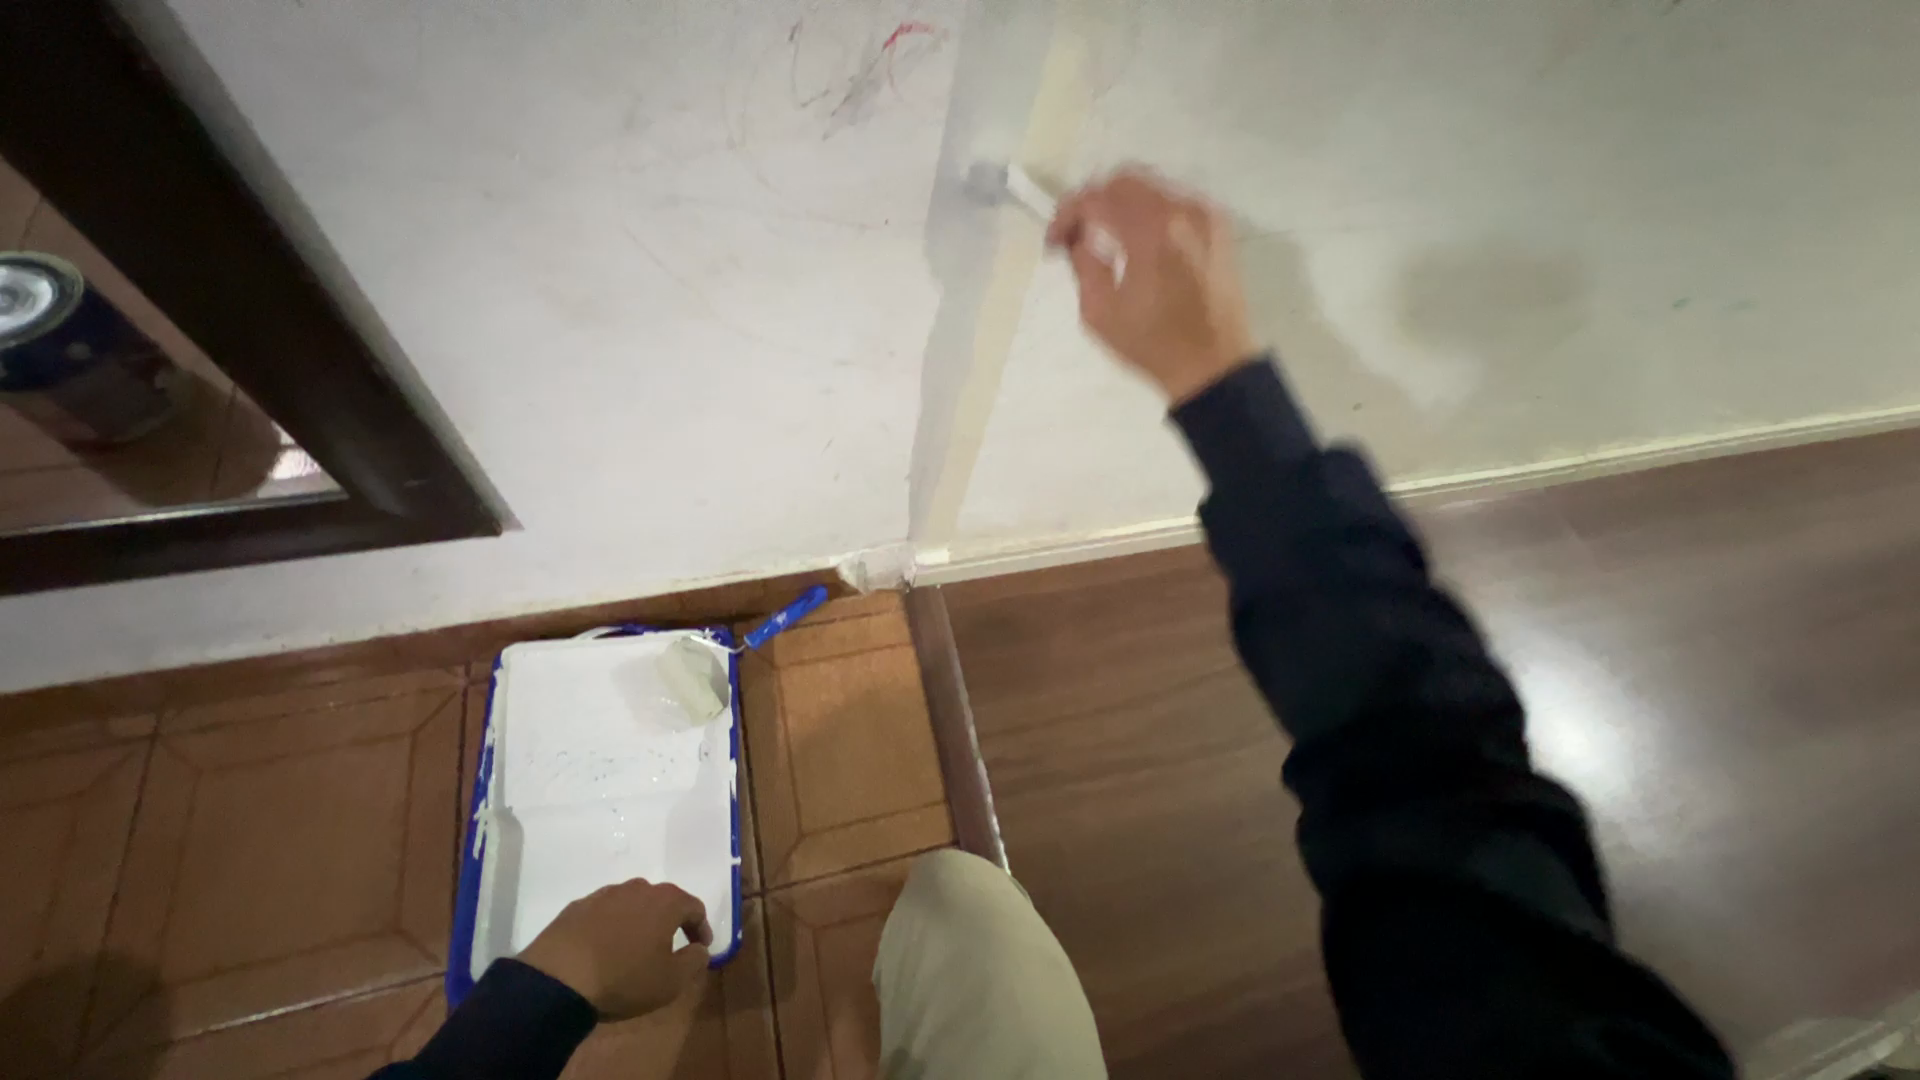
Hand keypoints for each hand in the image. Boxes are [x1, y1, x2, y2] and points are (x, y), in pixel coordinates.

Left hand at [517, 878, 713, 1019]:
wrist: (557, 980)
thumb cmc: (623, 979)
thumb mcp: (671, 981)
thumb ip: (695, 961)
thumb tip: (699, 949)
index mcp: (666, 901)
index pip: (694, 908)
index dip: (701, 928)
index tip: (700, 948)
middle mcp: (638, 888)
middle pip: (662, 902)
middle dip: (668, 923)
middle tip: (667, 948)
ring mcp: (605, 895)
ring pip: (631, 905)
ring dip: (637, 923)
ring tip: (631, 950)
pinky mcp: (577, 907)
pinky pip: (603, 915)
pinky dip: (609, 928)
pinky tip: (602, 950)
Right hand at [1047, 168, 1256, 404]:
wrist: (1213, 363)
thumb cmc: (1152, 345)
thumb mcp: (1100, 314)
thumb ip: (1083, 265)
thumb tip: (1078, 238)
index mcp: (1150, 234)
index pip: (1097, 198)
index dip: (1067, 213)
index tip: (1055, 240)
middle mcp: (1181, 211)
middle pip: (1125, 180)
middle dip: (1093, 201)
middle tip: (1077, 231)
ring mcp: (1204, 214)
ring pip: (1151, 186)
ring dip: (1121, 205)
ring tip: (1105, 237)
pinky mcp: (1217, 224)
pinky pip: (1174, 200)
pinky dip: (1149, 212)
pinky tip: (1138, 242)